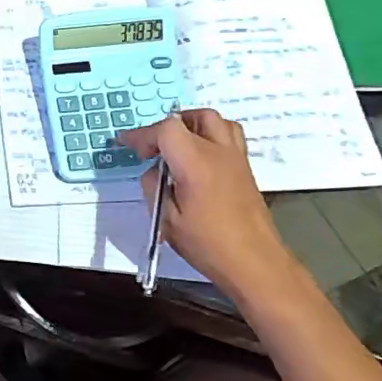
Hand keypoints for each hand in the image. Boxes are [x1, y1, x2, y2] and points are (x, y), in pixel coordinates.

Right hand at [118, 109, 297, 302]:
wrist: (254, 262)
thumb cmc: (208, 245)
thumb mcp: (167, 221)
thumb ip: (154, 188)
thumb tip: (155, 173)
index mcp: (195, 162)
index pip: (165, 130)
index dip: (142, 134)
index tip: (126, 144)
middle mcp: (218, 152)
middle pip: (192, 118)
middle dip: (167, 127)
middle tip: (153, 148)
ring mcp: (236, 158)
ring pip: (215, 121)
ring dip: (192, 126)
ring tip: (178, 147)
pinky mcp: (246, 169)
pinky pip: (228, 136)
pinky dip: (210, 136)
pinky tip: (200, 160)